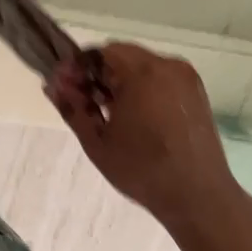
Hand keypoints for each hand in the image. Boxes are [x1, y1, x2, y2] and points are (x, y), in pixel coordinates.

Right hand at [49, 41, 241, 226]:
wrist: (199, 198)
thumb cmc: (142, 169)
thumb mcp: (96, 140)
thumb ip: (71, 106)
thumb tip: (52, 84)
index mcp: (141, 72)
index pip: (98, 52)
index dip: (77, 68)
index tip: (64, 88)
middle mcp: (167, 66)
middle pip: (120, 56)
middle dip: (97, 74)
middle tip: (81, 101)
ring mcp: (185, 79)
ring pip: (139, 66)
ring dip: (118, 81)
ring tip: (105, 111)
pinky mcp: (196, 93)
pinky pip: (158, 78)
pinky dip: (140, 88)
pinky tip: (131, 115)